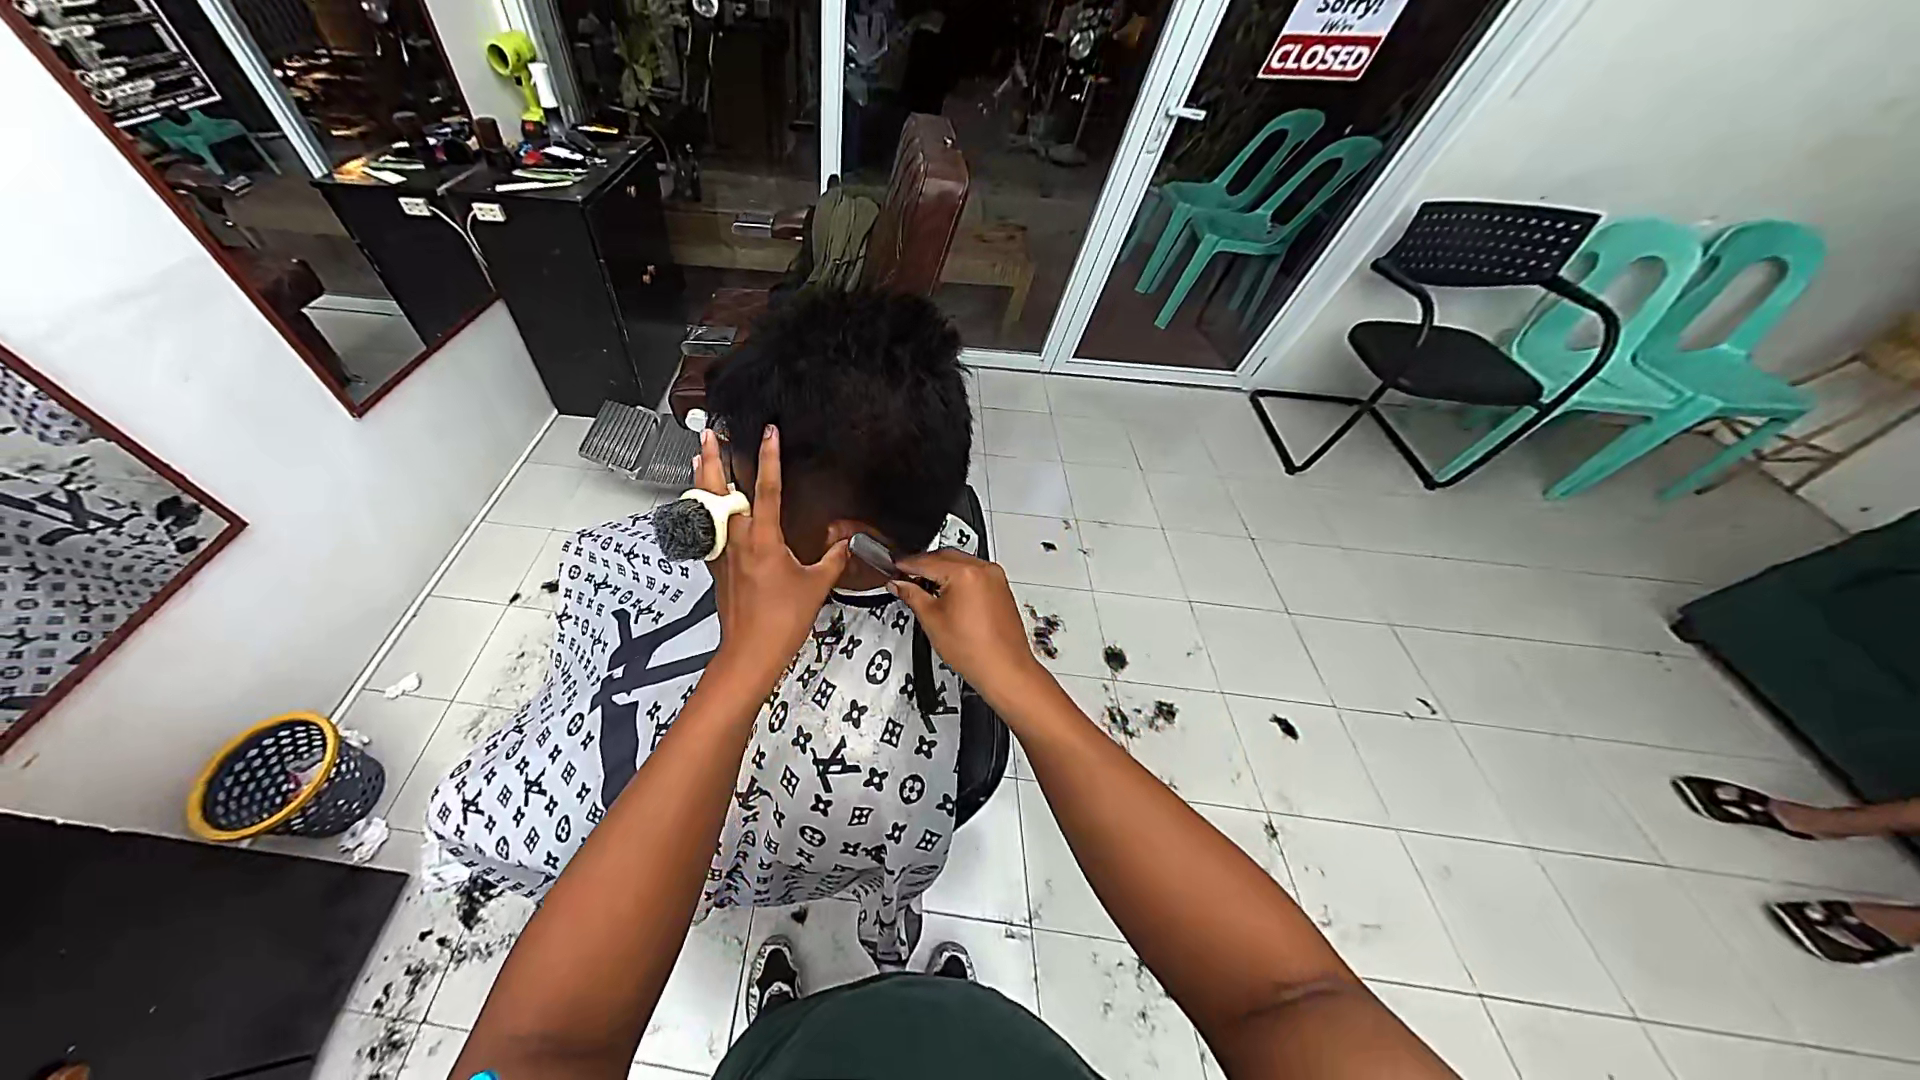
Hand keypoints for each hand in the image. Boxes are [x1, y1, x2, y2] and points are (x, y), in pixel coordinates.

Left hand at [694, 425, 848, 688]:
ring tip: (701, 458)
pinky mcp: (716, 567)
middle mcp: (737, 542)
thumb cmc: (779, 622)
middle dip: (716, 458)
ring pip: (707, 507)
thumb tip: (843, 542)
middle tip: (711, 434)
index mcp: (764, 540)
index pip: (766, 488)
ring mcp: (722, 553)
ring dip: (704, 480)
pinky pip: (708, 528)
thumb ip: (834, 558)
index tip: (769, 434)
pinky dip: (705, 509)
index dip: (768, 457)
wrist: (751, 651)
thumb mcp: (817, 586)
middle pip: (720, 490)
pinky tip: (705, 507)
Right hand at [887, 550, 1051, 703]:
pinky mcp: (1001, 587)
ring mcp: (995, 577)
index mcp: (965, 574)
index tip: (896, 566)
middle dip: (923, 565)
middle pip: (944, 557)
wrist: (1004, 669)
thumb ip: (912, 595)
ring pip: (960, 563)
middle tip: (905, 576)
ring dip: (941, 570)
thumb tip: (900, 584)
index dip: (906, 564)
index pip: (927, 561)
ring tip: (923, 586)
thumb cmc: (976, 651)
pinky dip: (958, 578)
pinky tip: (946, 592)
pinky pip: (974, 573)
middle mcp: (984, 570)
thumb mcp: (932, 620)